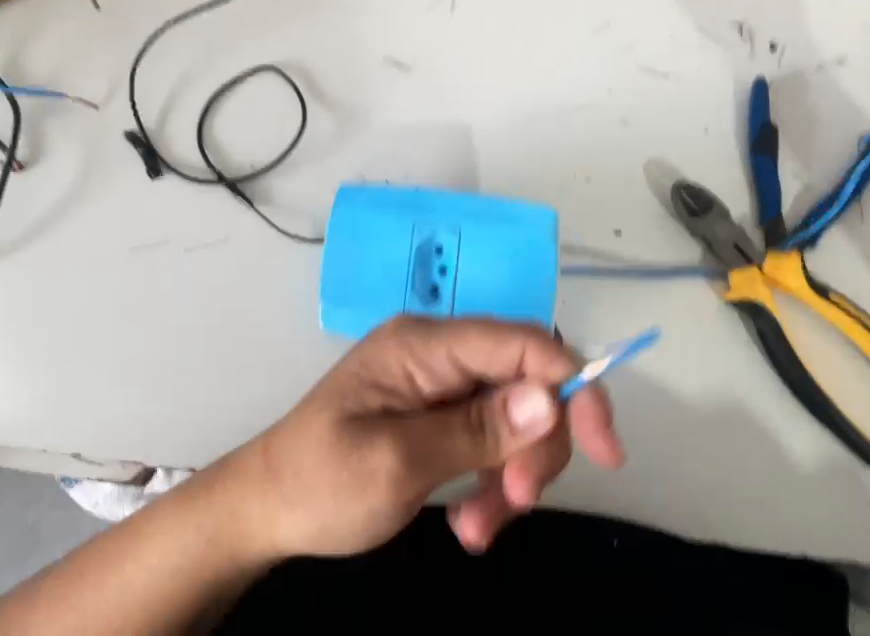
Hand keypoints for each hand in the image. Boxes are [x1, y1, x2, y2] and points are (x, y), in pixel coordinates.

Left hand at [220, 316, 625, 561]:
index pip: (521, 341)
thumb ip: (475, 430)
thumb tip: (549, 399)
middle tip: (515, 502)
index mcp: (423, 346)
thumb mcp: (397, 462)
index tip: (604, 450)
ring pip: (514, 417)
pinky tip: (469, 522)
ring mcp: (436, 386)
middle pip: (527, 381)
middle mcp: (436, 355)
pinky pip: (490, 440)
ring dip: (512, 476)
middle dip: (535, 445)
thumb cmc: (319, 481)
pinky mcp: (436, 418)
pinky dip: (492, 482)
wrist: (265, 508)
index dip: (573, 385)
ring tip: (477, 528)